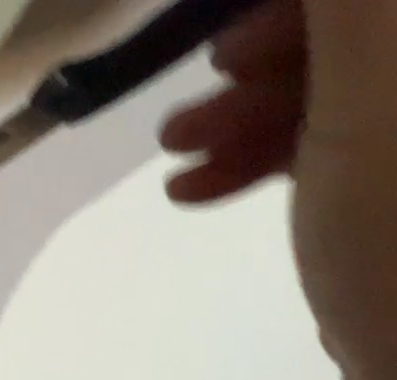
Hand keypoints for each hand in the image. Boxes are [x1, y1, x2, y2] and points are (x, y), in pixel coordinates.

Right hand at [159, 0, 396, 364]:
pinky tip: (201, 186)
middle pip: (368, 28)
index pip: (373, 1)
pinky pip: (340, 131)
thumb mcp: (375, 104)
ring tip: (180, 155)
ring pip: (350, 76)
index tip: (224, 27)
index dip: (295, 3)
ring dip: (250, 105)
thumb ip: (351, 11)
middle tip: (201, 89)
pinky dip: (263, 150)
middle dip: (277, 46)